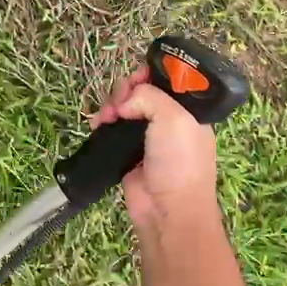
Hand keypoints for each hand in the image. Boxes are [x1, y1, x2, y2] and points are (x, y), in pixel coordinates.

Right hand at [91, 67, 220, 234]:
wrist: (168, 211)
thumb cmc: (179, 162)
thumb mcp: (174, 118)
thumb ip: (147, 96)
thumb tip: (122, 104)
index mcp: (188, 113)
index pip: (166, 81)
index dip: (149, 74)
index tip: (136, 78)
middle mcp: (167, 121)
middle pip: (140, 90)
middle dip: (125, 90)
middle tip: (120, 103)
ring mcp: (146, 135)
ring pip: (122, 105)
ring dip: (111, 105)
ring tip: (106, 118)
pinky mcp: (126, 149)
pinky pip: (111, 124)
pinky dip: (102, 120)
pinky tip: (98, 124)